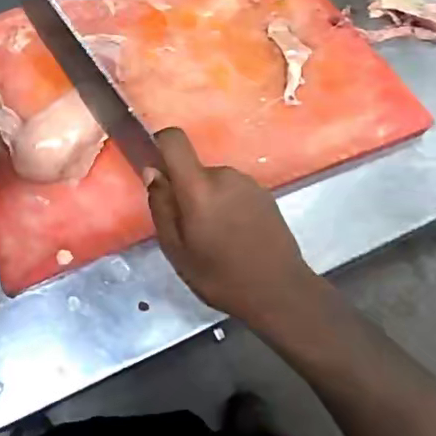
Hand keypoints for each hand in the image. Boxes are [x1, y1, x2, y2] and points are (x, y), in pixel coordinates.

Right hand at [144, 127, 323, 330]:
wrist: (282, 295)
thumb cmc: (221, 276)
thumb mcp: (175, 249)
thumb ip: (161, 206)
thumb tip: (153, 172)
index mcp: (199, 187)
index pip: (174, 140)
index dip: (160, 144)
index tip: (157, 169)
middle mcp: (224, 175)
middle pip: (193, 168)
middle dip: (186, 189)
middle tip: (189, 226)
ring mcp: (248, 183)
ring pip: (213, 181)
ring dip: (208, 198)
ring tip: (215, 235)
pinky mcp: (265, 195)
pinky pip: (233, 190)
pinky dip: (228, 205)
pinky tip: (236, 236)